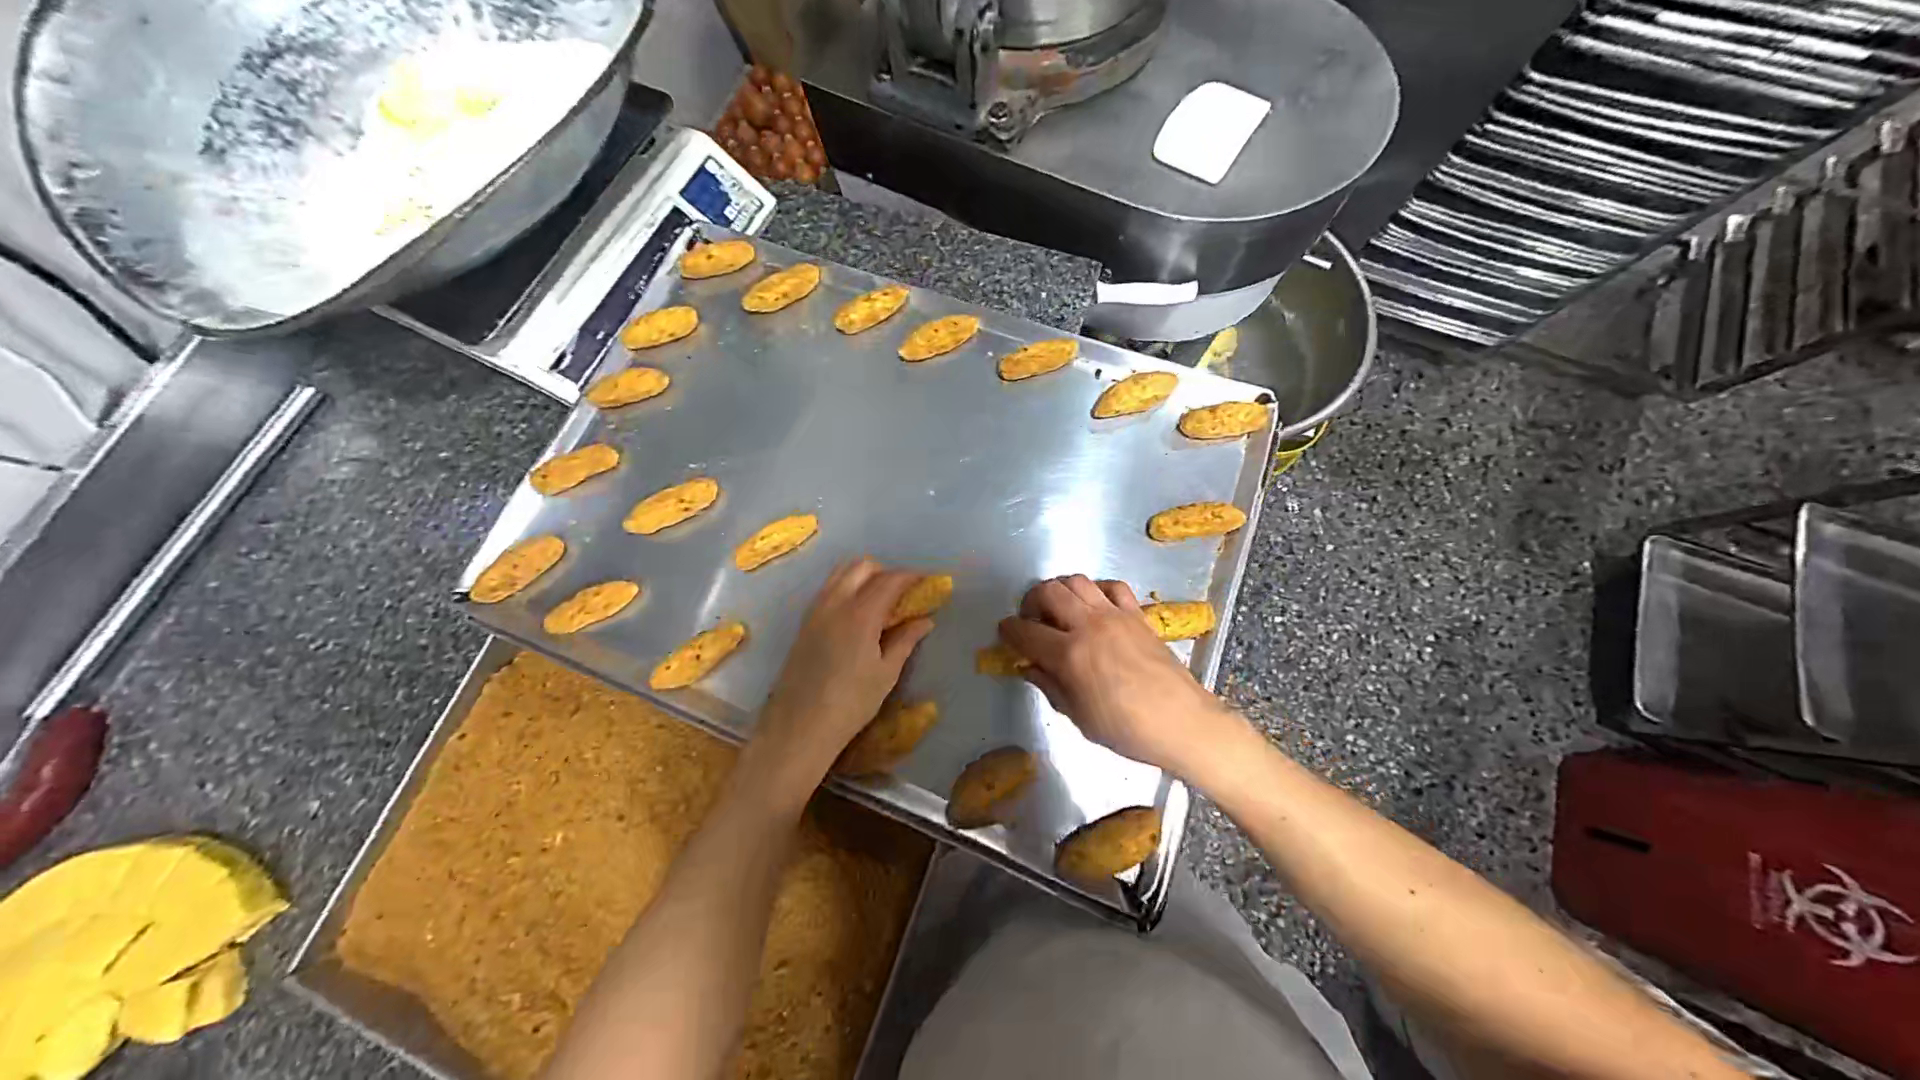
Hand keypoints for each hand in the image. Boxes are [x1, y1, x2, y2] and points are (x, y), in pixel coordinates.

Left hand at [743, 558, 934, 802]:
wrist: (800, 726)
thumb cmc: (851, 703)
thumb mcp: (886, 673)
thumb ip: (905, 640)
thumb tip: (925, 620)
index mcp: (860, 614)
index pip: (890, 580)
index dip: (911, 577)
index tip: (928, 581)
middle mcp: (835, 603)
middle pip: (862, 567)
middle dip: (886, 572)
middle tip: (904, 592)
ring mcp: (815, 610)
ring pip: (841, 574)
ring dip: (864, 576)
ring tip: (881, 600)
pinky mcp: (804, 622)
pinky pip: (828, 590)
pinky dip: (847, 588)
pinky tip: (858, 613)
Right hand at [998, 575, 1251, 782]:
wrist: (1182, 722)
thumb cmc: (1126, 729)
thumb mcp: (1078, 716)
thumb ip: (1049, 685)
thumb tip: (1029, 666)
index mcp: (1069, 654)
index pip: (1026, 632)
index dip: (1009, 630)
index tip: (1004, 633)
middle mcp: (1089, 625)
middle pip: (1048, 592)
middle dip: (1030, 601)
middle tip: (1031, 620)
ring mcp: (1115, 615)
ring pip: (1076, 580)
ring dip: (1060, 590)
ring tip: (1059, 610)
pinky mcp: (1137, 615)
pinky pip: (1112, 586)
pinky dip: (1096, 589)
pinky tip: (1094, 607)